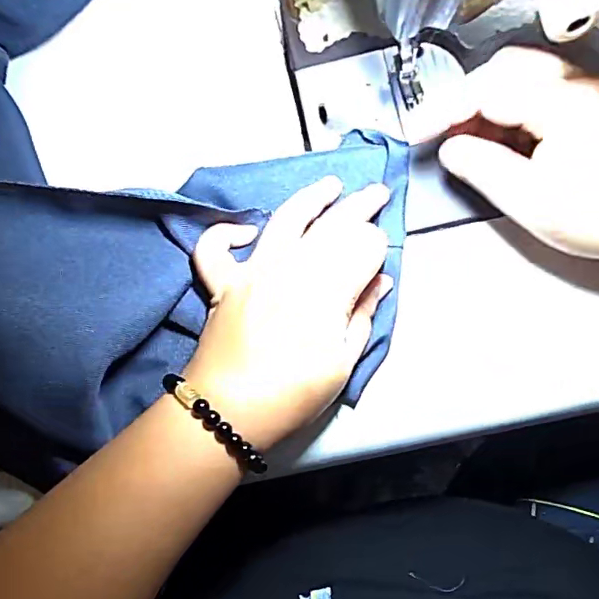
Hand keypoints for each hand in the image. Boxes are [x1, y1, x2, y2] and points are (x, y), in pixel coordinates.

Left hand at [182, 177, 392, 449]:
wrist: (229, 412)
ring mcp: (253, 273)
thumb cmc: (293, 395)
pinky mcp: (223, 284)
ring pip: (284, 221)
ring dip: (310, 198)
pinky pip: (216, 248)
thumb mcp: (342, 362)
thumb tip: (380, 284)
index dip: (375, 246)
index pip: (360, 249)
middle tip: (377, 193)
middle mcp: (291, 269)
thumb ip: (363, 317)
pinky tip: (247, 230)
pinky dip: (226, 233)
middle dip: (359, 208)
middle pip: (330, 227)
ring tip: (330, 185)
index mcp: (327, 291)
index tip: (381, 253)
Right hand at [437, 48, 598, 278]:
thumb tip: (453, 148)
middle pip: (506, 72)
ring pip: (526, 82)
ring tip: (474, 143)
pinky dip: (517, 114)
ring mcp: (591, 97)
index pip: (486, 89)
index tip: (421, 130)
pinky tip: (509, 144)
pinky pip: (546, 98)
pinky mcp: (597, 114)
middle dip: (469, 100)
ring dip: (493, 106)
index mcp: (558, 99)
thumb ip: (482, 166)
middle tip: (446, 132)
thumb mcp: (527, 198)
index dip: (446, 111)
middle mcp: (578, 86)